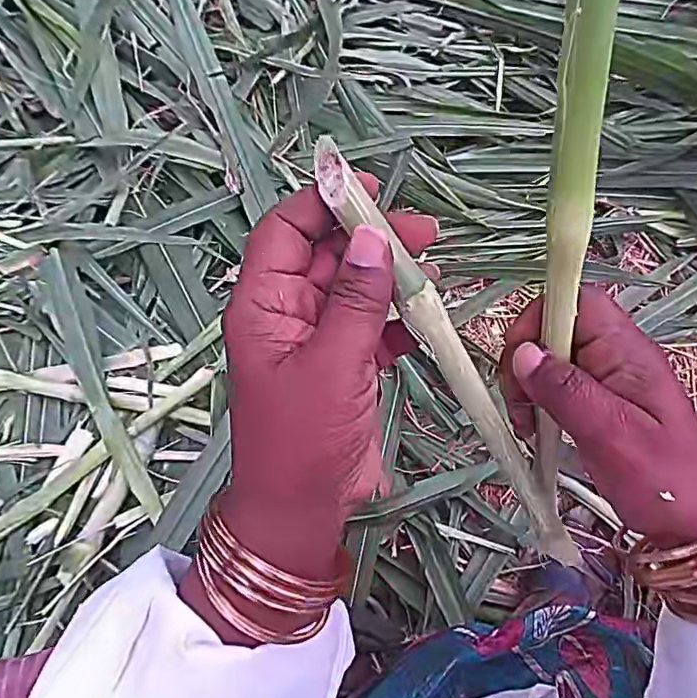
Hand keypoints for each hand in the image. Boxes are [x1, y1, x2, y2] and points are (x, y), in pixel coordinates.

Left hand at [217, 178, 437, 578]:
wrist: (304, 507)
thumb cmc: (301, 440)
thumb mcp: (331, 365)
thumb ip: (356, 302)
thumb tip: (372, 241)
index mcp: (263, 306)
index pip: (286, 233)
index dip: (322, 204)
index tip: (364, 190)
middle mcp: (288, 315)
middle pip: (329, 258)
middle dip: (372, 241)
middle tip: (421, 232)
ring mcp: (320, 341)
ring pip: (357, 291)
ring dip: (392, 279)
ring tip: (433, 270)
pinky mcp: (346, 366)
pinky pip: (374, 327)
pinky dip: (398, 319)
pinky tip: (426, 313)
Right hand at [499, 289, 696, 595]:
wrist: (694, 526)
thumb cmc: (665, 483)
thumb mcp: (611, 435)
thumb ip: (566, 390)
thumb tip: (523, 353)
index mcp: (629, 354)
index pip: (578, 301)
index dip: (540, 318)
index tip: (518, 360)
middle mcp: (617, 359)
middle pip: (556, 329)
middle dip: (525, 360)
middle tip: (520, 405)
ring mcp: (608, 382)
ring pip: (551, 360)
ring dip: (528, 387)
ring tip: (528, 426)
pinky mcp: (599, 405)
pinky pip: (557, 388)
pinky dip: (538, 405)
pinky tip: (538, 432)